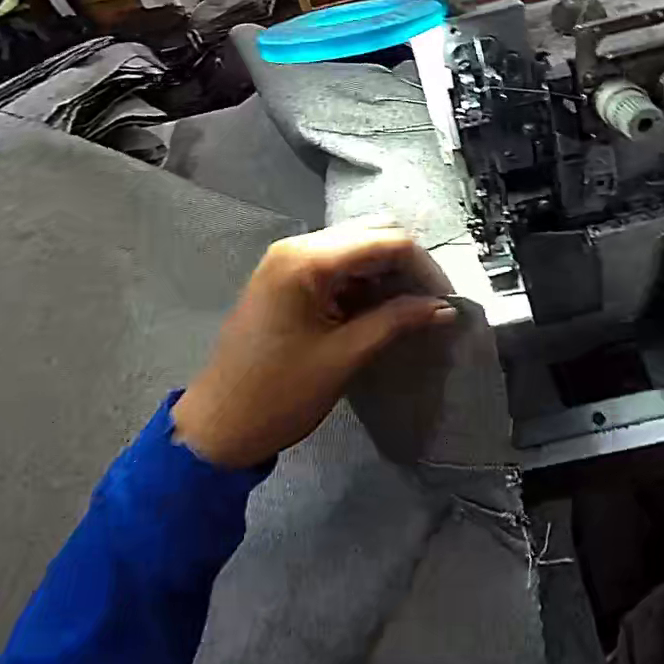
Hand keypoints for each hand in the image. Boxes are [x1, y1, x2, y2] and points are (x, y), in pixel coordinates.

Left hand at [172, 221, 455, 467]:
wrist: (217, 428)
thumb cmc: (279, 394)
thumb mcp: (346, 355)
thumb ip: (398, 320)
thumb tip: (444, 306)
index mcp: (307, 260)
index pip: (386, 241)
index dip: (423, 267)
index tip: (446, 299)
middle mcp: (297, 248)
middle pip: (373, 234)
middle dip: (408, 265)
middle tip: (431, 301)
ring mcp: (290, 262)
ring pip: (359, 248)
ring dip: (389, 273)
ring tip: (412, 308)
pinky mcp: (289, 280)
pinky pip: (341, 266)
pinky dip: (367, 282)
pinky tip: (382, 309)